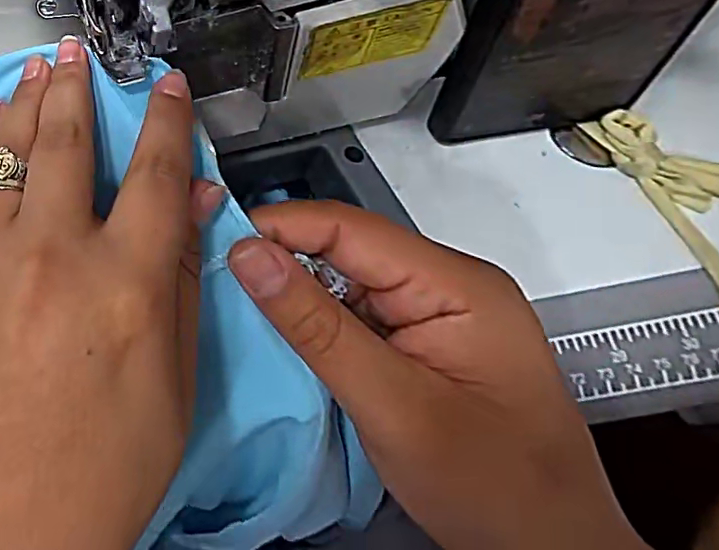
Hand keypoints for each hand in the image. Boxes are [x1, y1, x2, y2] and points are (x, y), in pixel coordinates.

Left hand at [0, 37, 222, 549]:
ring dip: (25, 99)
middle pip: (66, 140)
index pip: (153, 174)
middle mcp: (53, 249)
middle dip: (76, 85)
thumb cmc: (98, 462)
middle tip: (77, 51)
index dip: (165, 121)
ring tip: (36, 66)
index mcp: (123, 282)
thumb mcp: (172, 381)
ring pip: (9, 148)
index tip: (165, 86)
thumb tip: (194, 197)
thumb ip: (184, 278)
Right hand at [227, 202, 646, 549]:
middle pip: (339, 245)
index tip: (220, 245)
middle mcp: (445, 282)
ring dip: (294, 290)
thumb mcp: (394, 408)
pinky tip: (289, 334)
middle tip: (226, 280)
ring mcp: (431, 307)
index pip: (345, 225)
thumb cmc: (498, 492)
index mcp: (456, 284)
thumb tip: (247, 253)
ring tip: (249, 309)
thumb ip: (315, 325)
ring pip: (338, 273)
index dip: (277, 227)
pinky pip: (349, 304)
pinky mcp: (416, 332)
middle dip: (280, 260)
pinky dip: (313, 316)